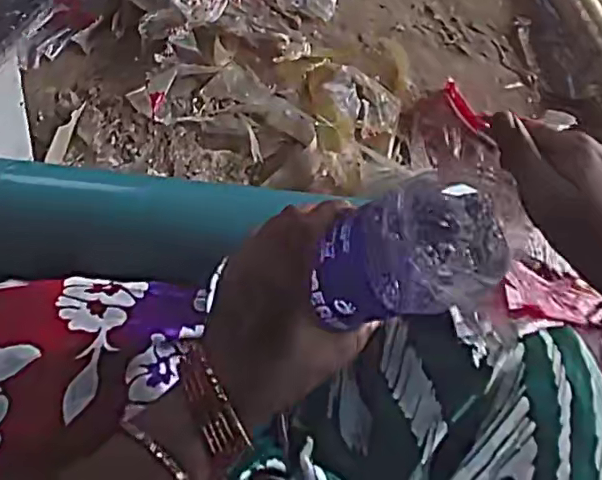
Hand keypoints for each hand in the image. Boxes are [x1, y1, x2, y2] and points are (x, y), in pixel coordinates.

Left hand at [201, 203, 373, 426]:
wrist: (222, 389)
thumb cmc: (279, 369)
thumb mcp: (332, 352)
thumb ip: (361, 327)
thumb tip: (378, 310)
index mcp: (294, 255)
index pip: (323, 213)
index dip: (344, 214)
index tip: (358, 226)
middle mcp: (269, 244)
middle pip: (301, 212)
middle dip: (323, 219)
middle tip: (341, 238)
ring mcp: (247, 252)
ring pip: (279, 222)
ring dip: (300, 227)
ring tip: (317, 248)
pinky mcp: (233, 264)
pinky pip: (262, 236)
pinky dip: (278, 239)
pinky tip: (289, 262)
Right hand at [488, 113, 601, 319]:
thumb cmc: (588, 236)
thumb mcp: (542, 194)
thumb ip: (520, 153)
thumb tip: (500, 115)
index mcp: (574, 142)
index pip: (528, 128)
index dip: (509, 146)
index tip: (501, 172)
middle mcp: (598, 147)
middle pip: (551, 144)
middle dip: (532, 164)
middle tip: (525, 199)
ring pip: (571, 165)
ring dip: (555, 180)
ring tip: (551, 215)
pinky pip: (590, 182)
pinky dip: (576, 194)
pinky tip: (580, 222)